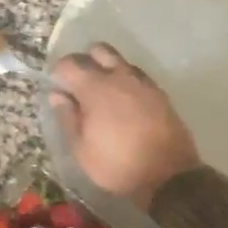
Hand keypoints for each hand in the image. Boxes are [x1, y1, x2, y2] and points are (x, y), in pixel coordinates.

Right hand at [49, 43, 199, 209]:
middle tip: (81, 84)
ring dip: (109, 69)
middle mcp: (119, 77)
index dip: (60, 72)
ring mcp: (143, 83)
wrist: (169, 177)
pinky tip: (126, 102)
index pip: (70, 63)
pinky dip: (128, 82)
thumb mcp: (81, 148)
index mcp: (95, 88)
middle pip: (99, 50)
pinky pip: (138, 76)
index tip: (59, 87)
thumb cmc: (117, 164)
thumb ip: (67, 117)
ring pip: (121, 61)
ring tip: (105, 93)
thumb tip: (57, 95)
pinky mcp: (160, 93)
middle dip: (86, 61)